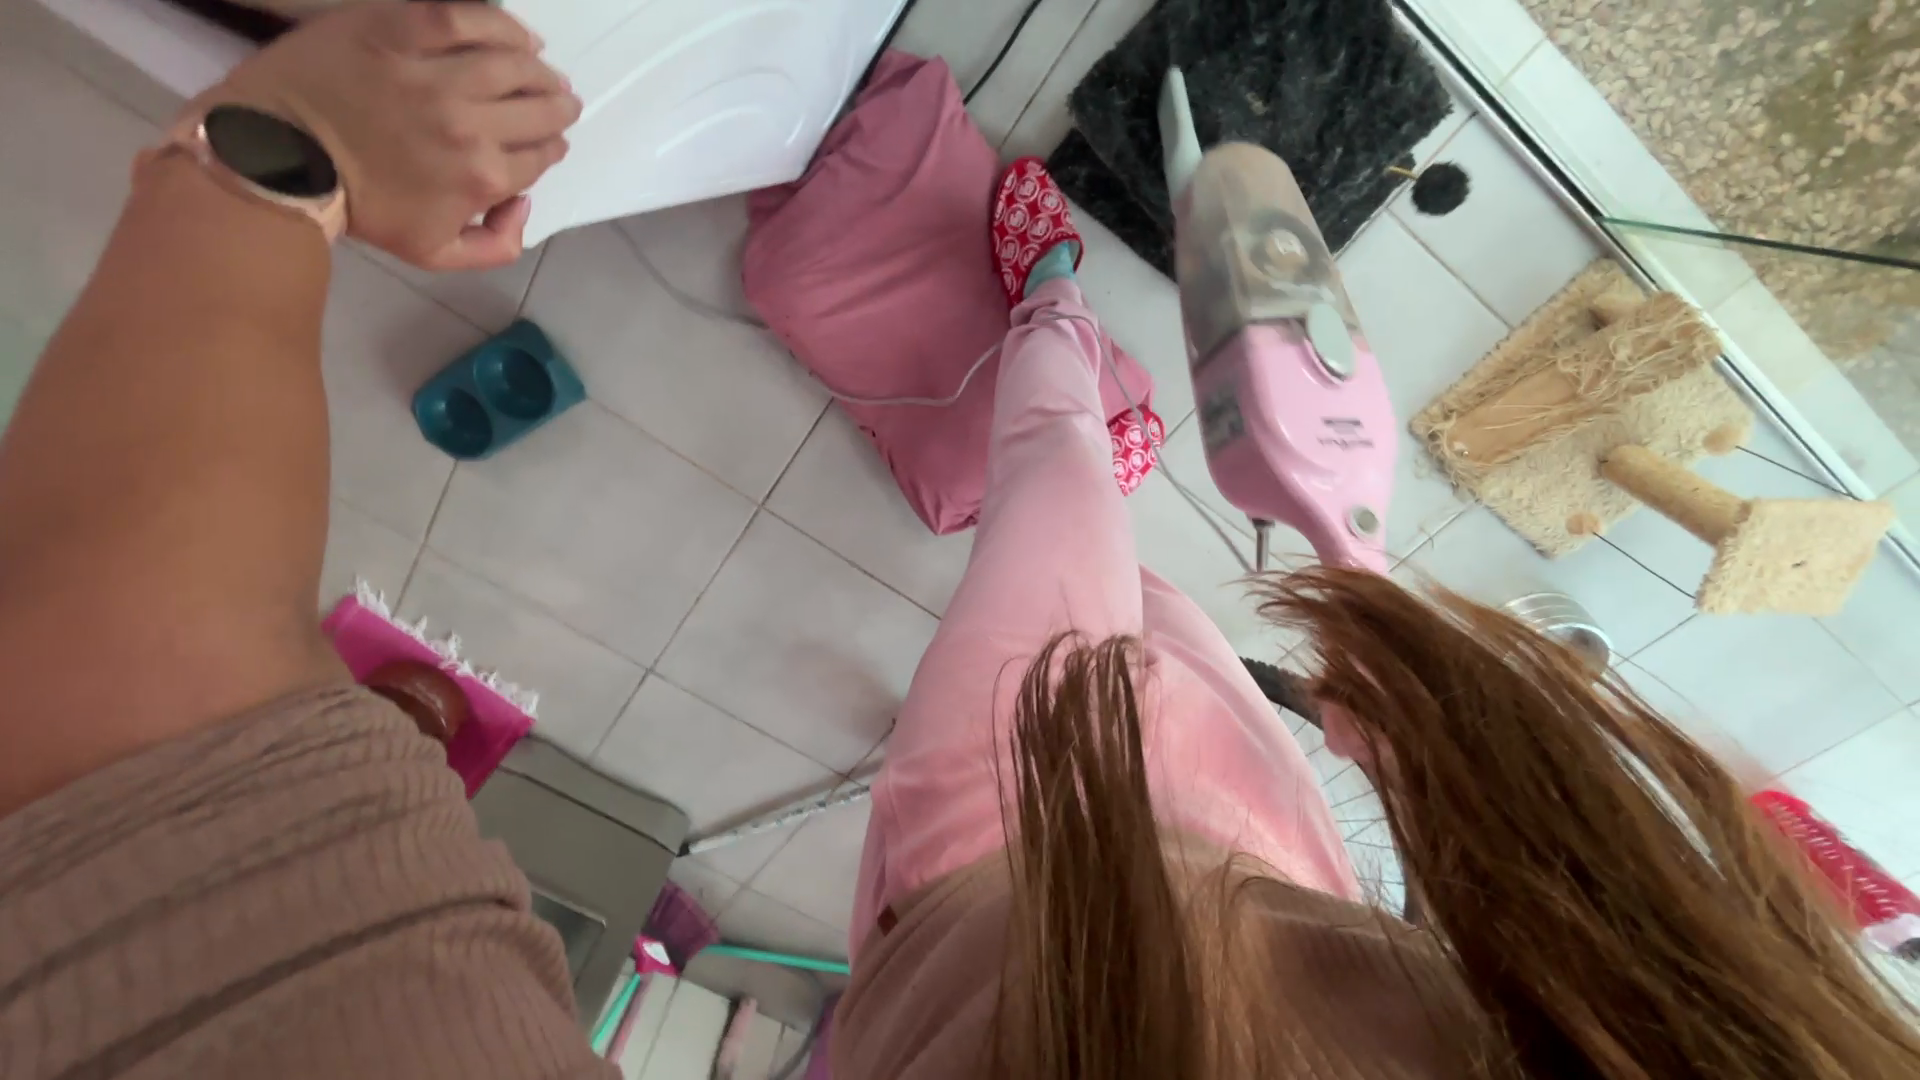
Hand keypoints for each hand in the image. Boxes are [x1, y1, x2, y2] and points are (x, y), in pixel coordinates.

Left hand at [195, 2, 580, 268]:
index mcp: (484, 178)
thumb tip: (523, 204)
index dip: (551, 146)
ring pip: (511, 63)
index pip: (540, 155)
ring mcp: (432, 75)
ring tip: (544, 68)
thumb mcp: (439, 255)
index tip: (550, 139)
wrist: (279, 158)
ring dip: (539, 68)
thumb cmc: (362, 210)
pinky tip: (519, 31)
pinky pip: (460, 17)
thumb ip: (498, 245)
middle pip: (538, 109)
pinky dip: (498, 23)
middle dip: (558, 107)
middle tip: (562, 101)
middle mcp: (470, 126)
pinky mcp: (394, 32)